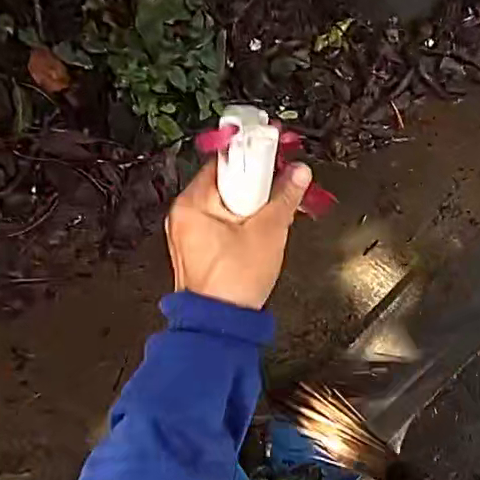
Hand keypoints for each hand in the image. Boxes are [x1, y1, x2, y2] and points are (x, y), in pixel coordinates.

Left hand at [166, 161, 311, 309]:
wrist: (220, 323)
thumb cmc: (234, 282)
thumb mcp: (269, 231)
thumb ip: (285, 196)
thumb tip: (297, 173)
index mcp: (191, 204)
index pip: (222, 162)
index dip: (251, 158)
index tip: (271, 157)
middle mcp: (182, 216)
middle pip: (224, 183)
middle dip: (253, 188)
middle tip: (274, 195)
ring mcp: (186, 234)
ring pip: (223, 204)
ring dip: (248, 207)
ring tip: (265, 221)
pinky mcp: (195, 250)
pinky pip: (218, 224)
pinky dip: (238, 223)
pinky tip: (255, 236)